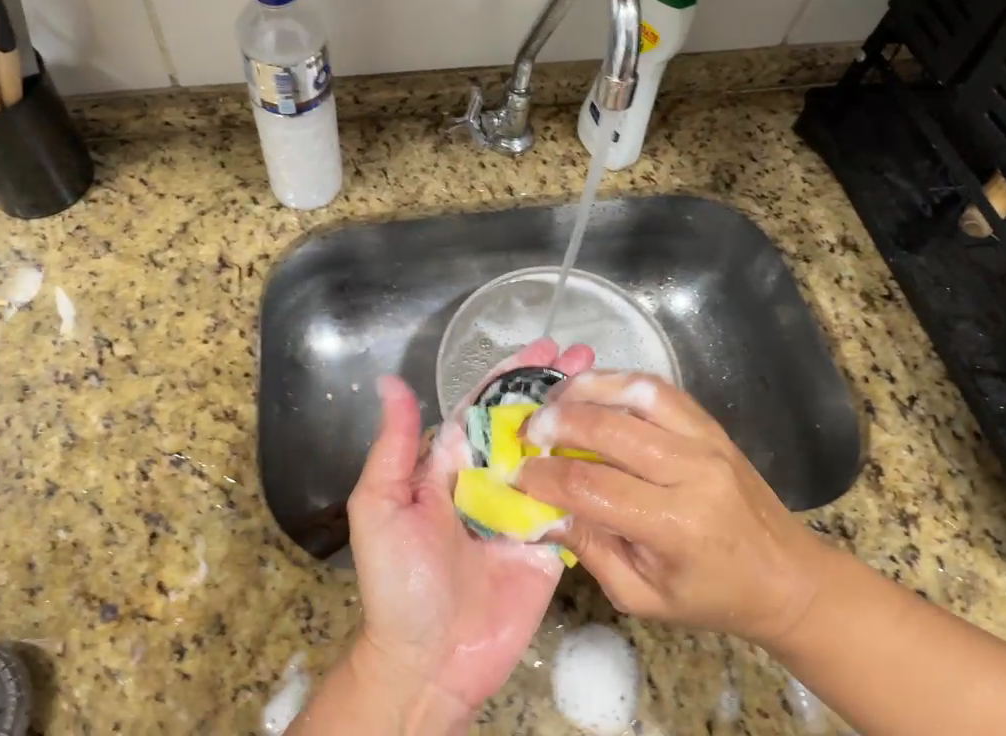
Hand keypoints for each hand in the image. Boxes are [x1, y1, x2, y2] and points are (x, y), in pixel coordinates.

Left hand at [344, 339, 594, 710]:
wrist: (429, 661)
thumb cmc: (398, 582)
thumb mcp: (381, 505)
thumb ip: (394, 444)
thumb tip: (391, 380)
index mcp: (449, 463)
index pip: (483, 405)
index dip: (512, 374)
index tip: (545, 345)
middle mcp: (488, 478)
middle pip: (526, 422)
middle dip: (554, 386)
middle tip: (590, 354)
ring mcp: (522, 510)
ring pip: (554, 454)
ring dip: (581, 420)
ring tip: (614, 388)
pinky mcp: (548, 545)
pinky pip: (575, 502)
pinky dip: (596, 473)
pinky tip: (623, 444)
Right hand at [514, 370, 827, 645]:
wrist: (786, 577)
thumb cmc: (711, 596)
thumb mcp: (641, 596)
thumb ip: (589, 549)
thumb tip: (537, 511)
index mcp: (676, 527)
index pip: (592, 488)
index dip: (545, 478)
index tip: (516, 475)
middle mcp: (693, 473)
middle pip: (608, 430)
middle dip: (555, 425)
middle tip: (525, 433)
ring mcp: (706, 441)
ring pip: (635, 395)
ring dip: (585, 390)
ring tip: (552, 401)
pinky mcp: (710, 425)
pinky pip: (659, 390)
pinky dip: (618, 383)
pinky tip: (592, 393)